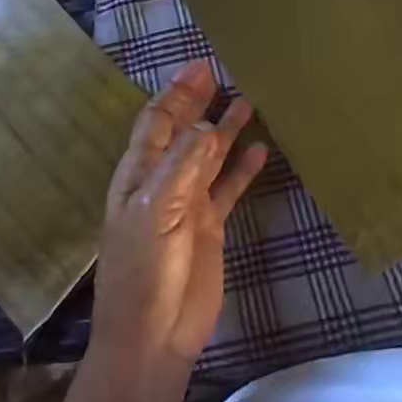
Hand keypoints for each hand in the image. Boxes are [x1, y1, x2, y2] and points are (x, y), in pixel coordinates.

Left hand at [90, 60, 267, 395]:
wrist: (155, 334)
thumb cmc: (146, 272)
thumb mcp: (157, 212)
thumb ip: (182, 166)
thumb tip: (208, 126)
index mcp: (140, 174)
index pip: (157, 121)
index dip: (176, 93)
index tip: (201, 67)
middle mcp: (163, 182)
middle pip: (183, 131)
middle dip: (199, 102)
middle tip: (224, 72)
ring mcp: (188, 204)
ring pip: (209, 156)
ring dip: (226, 130)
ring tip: (249, 101)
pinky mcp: (210, 226)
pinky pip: (228, 188)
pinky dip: (242, 169)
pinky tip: (261, 151)